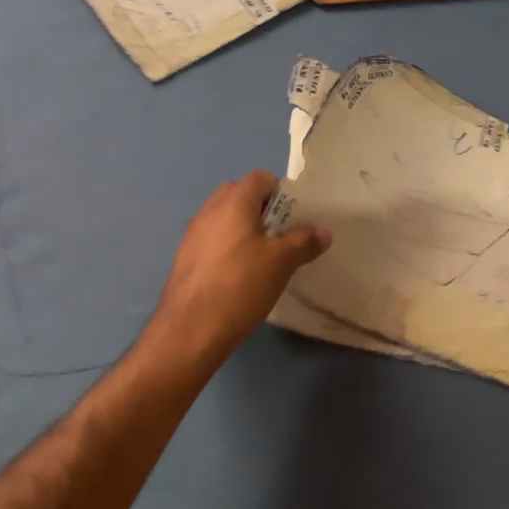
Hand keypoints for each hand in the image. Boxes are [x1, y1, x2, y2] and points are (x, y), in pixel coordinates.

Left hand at [139, 171, 330, 368]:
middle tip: (280, 236)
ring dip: (244, 230)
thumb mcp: (282, 263)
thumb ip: (304, 241)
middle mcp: (209, 211)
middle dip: (262, 210)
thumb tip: (323, 231)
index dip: (281, 192)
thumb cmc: (240, 285)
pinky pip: (212, 242)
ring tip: (263, 259)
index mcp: (233, 202)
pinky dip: (228, 249)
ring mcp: (193, 235)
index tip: (295, 217)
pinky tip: (240, 277)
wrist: (190, 329)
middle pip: (239, 196)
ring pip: (224, 220)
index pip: (260, 178)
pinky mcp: (185, 259)